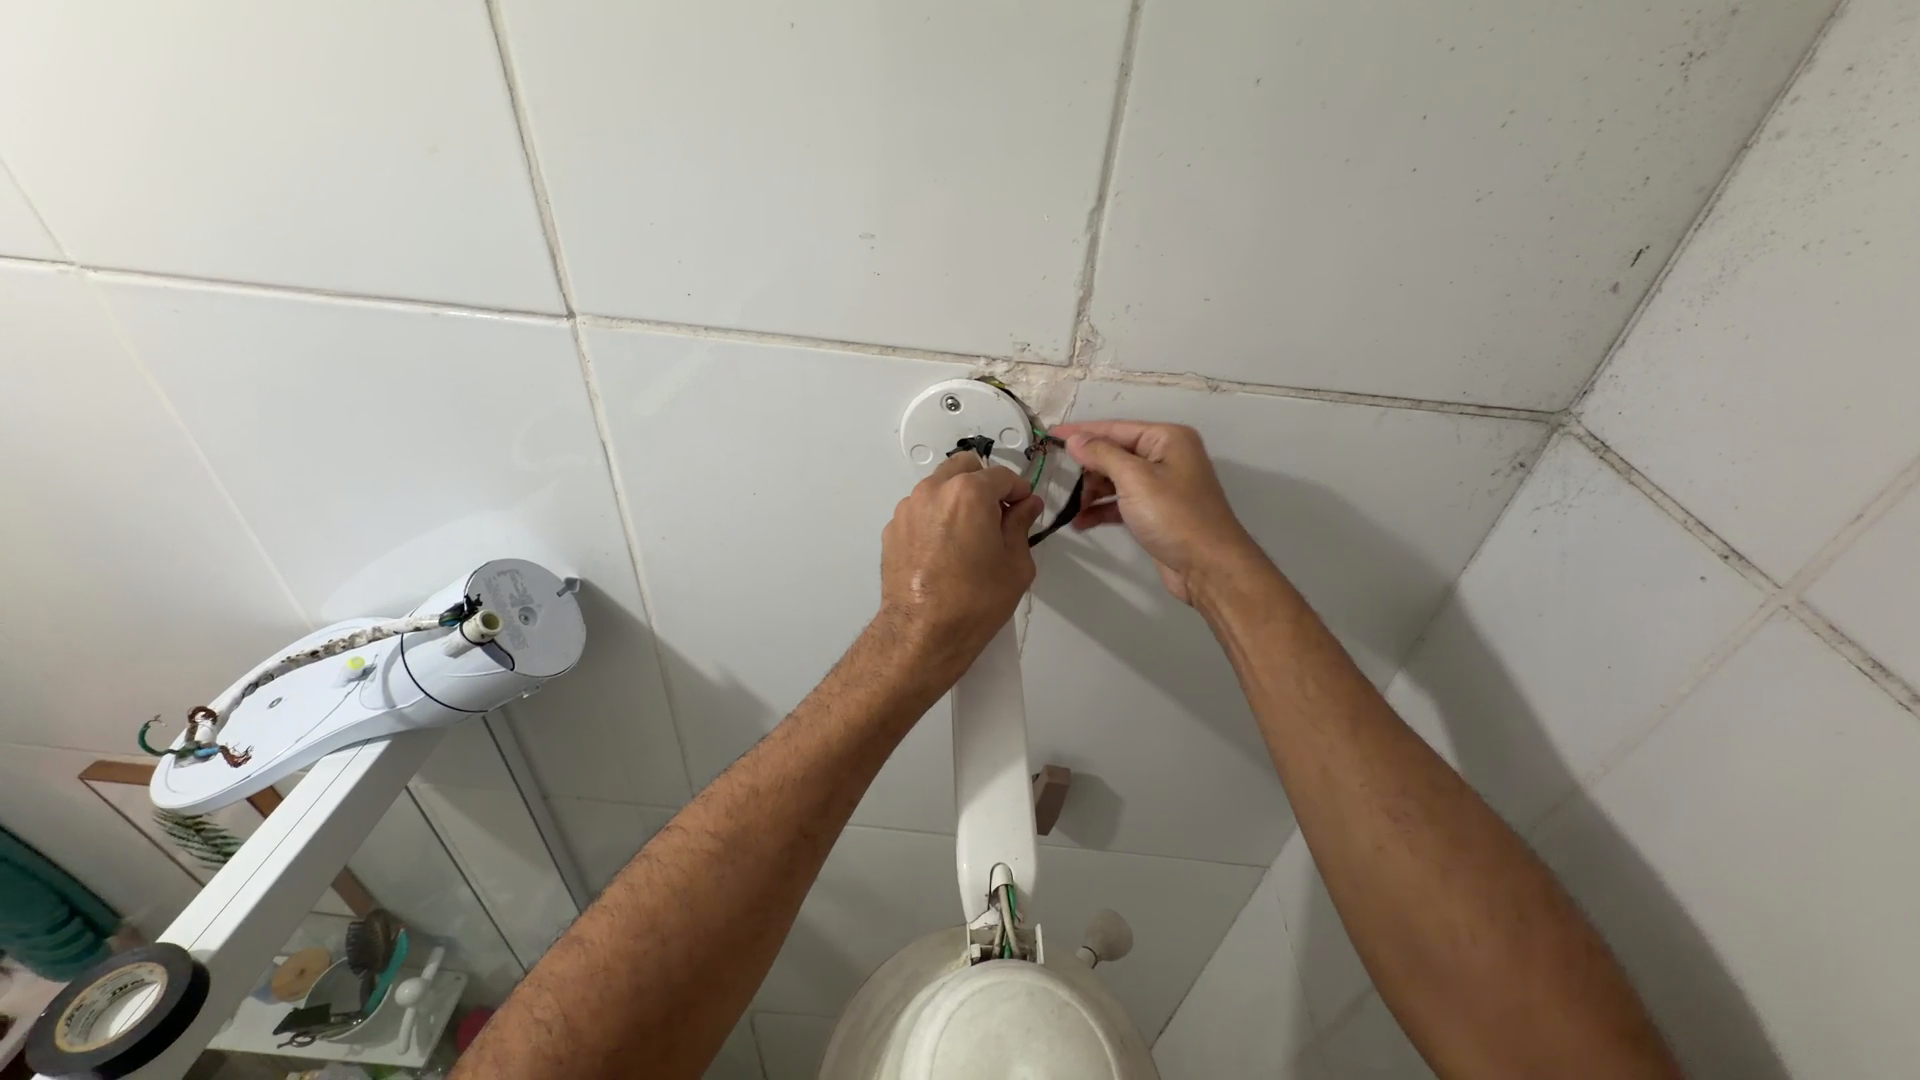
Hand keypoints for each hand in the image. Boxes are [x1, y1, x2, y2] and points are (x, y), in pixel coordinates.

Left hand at [878, 450, 1043, 667]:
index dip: (1018, 490)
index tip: (1024, 507)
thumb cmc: (974, 602)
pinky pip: (920, 510)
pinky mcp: (892, 529)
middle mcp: (934, 491)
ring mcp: (908, 508)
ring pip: (939, 486)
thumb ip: (1021, 525)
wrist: (922, 633)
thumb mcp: (1015, 564)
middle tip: (997, 515)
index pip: (1002, 475)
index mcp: (969, 493)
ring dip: (957, 498)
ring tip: (969, 535)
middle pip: (965, 468)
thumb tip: (1026, 506)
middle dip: (984, 484)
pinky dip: (935, 518)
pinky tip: (944, 549)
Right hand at [1051, 420, 1264, 605]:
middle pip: (1115, 453)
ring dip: (1091, 492)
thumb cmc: (1175, 516)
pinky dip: (1102, 510)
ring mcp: (1162, 486)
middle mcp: (1166, 457)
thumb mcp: (1135, 479)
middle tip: (1059, 478)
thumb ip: (1102, 455)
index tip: (1049, 436)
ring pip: (1116, 480)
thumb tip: (1075, 440)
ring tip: (1072, 507)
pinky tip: (1081, 522)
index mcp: (1167, 439)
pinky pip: (1121, 503)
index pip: (1115, 428)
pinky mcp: (1156, 512)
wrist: (1208, 566)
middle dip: (1087, 467)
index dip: (1081, 432)